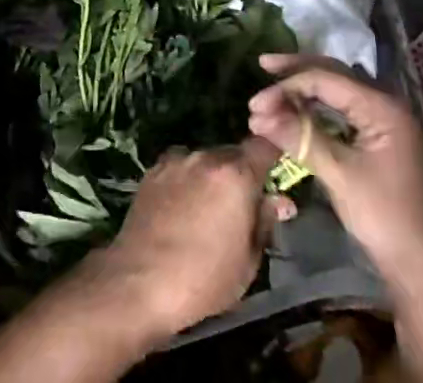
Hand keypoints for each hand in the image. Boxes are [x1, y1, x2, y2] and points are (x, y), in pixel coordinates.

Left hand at [89, 137, 284, 337]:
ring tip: (213, 208)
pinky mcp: (150, 171)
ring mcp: (171, 162)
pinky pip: (179, 167)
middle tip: (247, 203)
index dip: (273, 156)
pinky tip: (185, 206)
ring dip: (213, 175)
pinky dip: (188, 179)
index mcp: (233, 175)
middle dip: (242, 172)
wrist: (143, 276)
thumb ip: (265, 220)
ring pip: (203, 159)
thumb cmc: (207, 275)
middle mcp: (200, 158)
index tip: (277, 175)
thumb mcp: (250, 256)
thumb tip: (279, 200)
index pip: (262, 146)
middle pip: (231, 153)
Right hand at [247, 54, 422, 281]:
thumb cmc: (387, 217)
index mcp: (383, 110)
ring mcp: (388, 126)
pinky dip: (318, 107)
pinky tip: (299, 111)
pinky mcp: (382, 142)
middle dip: (296, 71)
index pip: (323, 79)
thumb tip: (255, 114)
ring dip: (306, 88)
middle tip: (262, 65)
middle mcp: (388, 108)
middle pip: (335, 74)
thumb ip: (297, 136)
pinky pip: (344, 110)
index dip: (285, 88)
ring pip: (340, 91)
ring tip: (274, 89)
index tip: (253, 107)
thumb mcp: (337, 173)